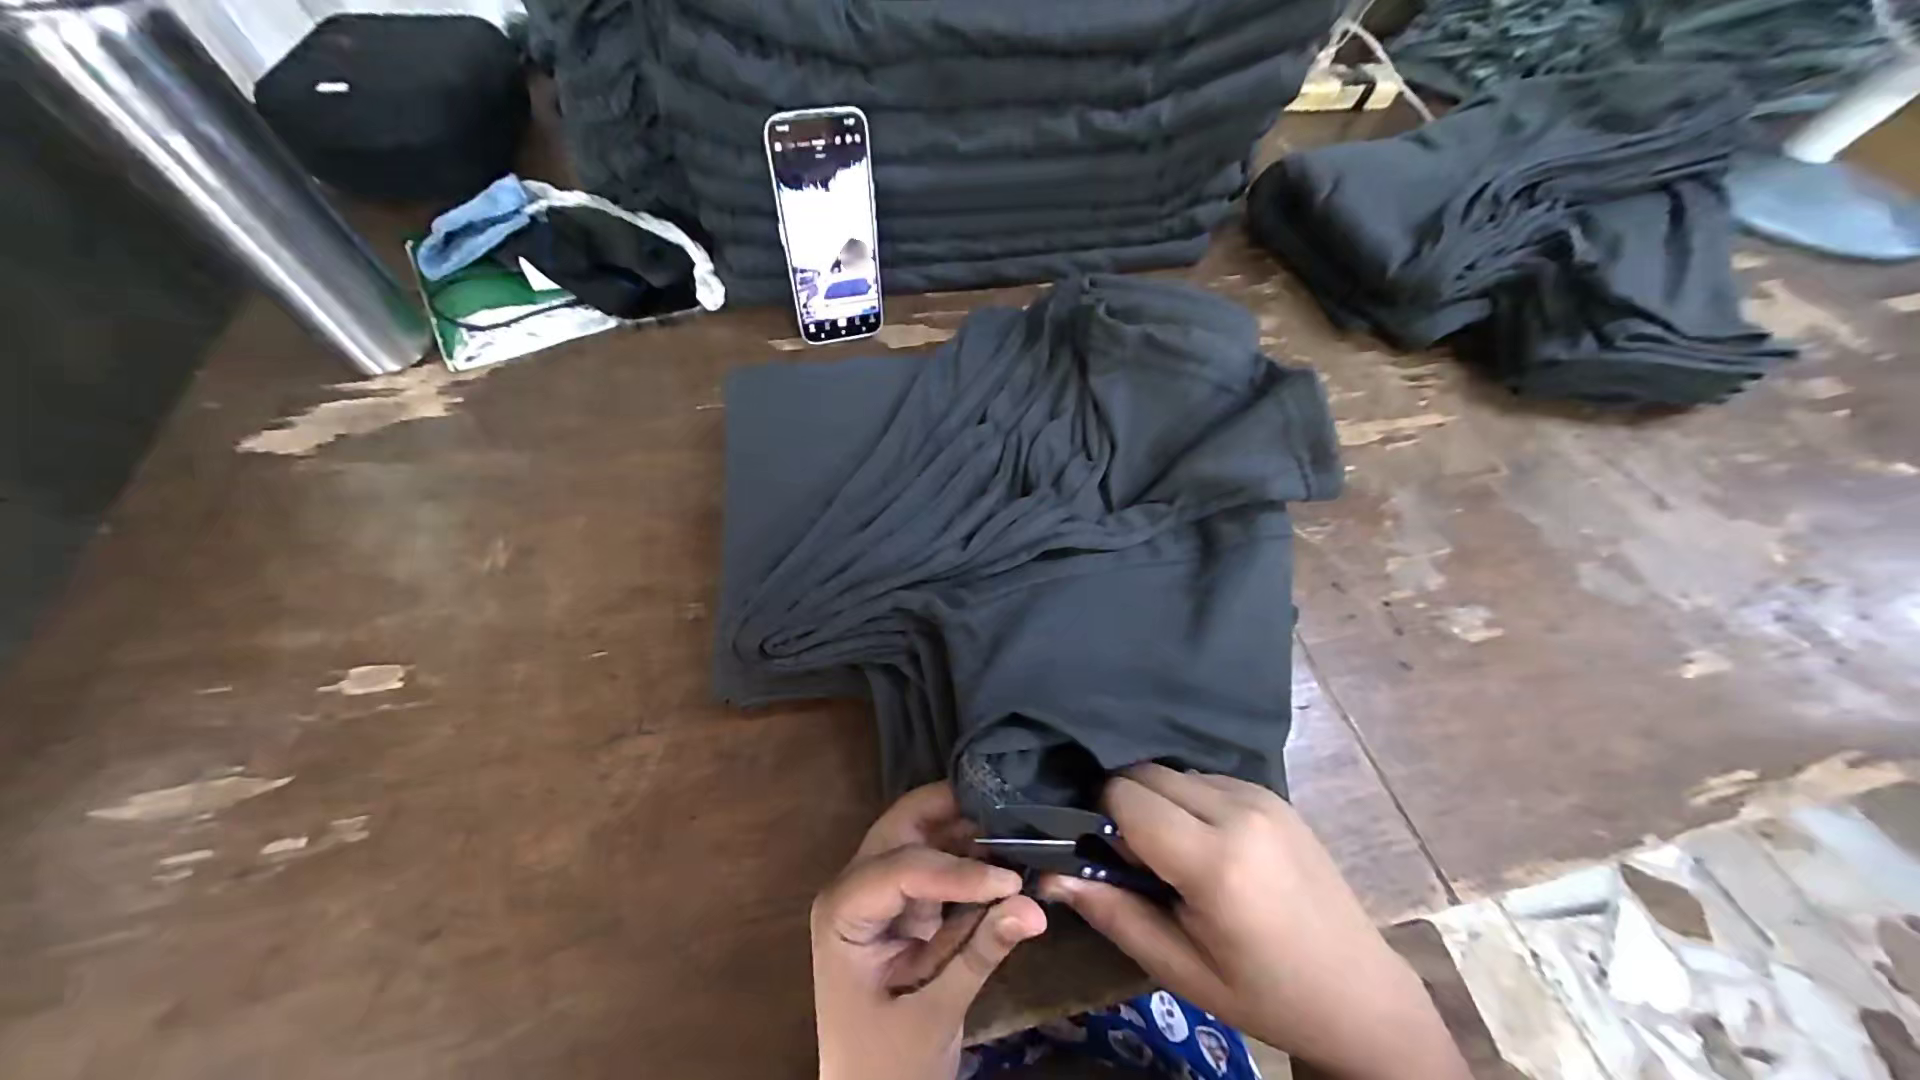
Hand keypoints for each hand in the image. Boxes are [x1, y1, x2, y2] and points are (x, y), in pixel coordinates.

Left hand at [812, 782, 1047, 1079]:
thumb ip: (980, 954)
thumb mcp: (934, 1014)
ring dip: (964, 825)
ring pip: (919, 833)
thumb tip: (1032, 906)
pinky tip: (1003, 850)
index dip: (956, 870)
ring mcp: (879, 891)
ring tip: (1013, 821)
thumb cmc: (886, 1067)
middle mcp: (855, 887)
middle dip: (951, 809)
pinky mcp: (904, 903)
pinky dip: (968, 853)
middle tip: (1005, 801)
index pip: (901, 869)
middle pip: (903, 826)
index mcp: (842, 912)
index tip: (1009, 878)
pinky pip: (936, 862)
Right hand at [1041, 765, 1468, 1079]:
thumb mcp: (1180, 969)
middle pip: (1144, 773)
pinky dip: (1187, 800)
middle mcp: (1238, 811)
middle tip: (1143, 862)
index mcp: (1216, 861)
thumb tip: (1047, 875)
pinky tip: (1209, 844)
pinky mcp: (1272, 792)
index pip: (1124, 796)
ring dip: (1158, 802)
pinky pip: (1203, 777)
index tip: (1114, 860)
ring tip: (1179, 856)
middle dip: (1127, 807)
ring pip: (1171, 772)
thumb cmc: (1263, 993)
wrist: (1361, 993)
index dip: (1104, 821)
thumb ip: (1112, 912)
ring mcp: (1260, 795)